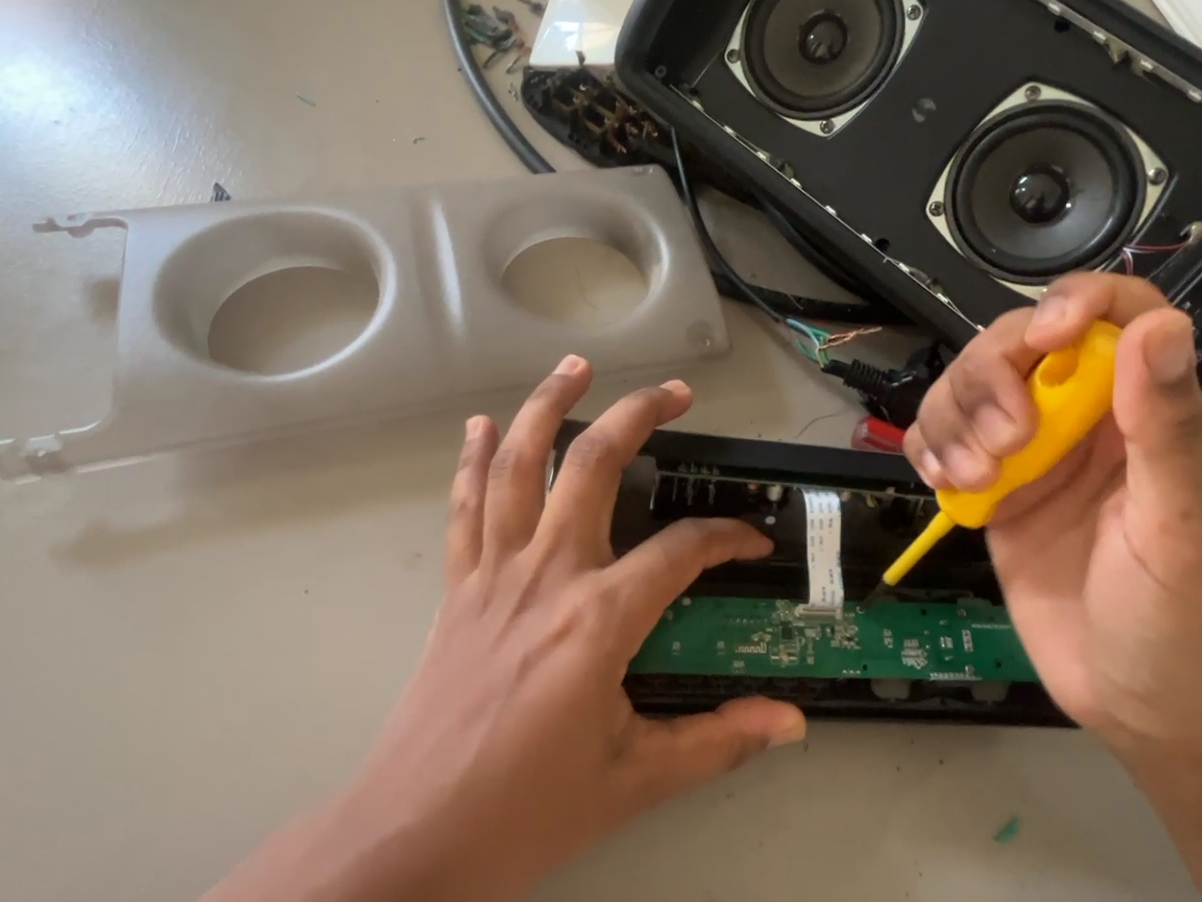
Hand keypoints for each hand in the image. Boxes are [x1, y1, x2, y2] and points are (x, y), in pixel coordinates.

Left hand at [202, 357, 807, 901]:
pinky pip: (466, 507)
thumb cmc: (526, 810)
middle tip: (673, 391)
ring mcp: (494, 573)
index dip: (726, 538)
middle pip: (594, 466)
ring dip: (548, 407)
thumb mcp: (635, 780)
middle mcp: (547, 574)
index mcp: (600, 618)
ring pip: (520, 465)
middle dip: (637, 415)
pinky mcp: (457, 588)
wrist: (411, 835)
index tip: (751, 542)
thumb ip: (717, 742)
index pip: (681, 552)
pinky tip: (481, 426)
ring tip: (576, 366)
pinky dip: (474, 460)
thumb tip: (791, 723)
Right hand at [902, 273, 1201, 757]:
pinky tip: (946, 484)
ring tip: (975, 482)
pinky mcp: (989, 489)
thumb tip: (1160, 325)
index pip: (1117, 314)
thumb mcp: (1181, 525)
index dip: (1074, 304)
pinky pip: (939, 438)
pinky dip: (928, 448)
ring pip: (965, 386)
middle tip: (1004, 449)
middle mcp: (1083, 418)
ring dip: (954, 421)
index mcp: (1145, 411)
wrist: (1133, 705)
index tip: (1043, 343)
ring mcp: (1030, 453)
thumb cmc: (1181, 620)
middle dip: (990, 380)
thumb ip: (1168, 426)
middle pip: (1014, 342)